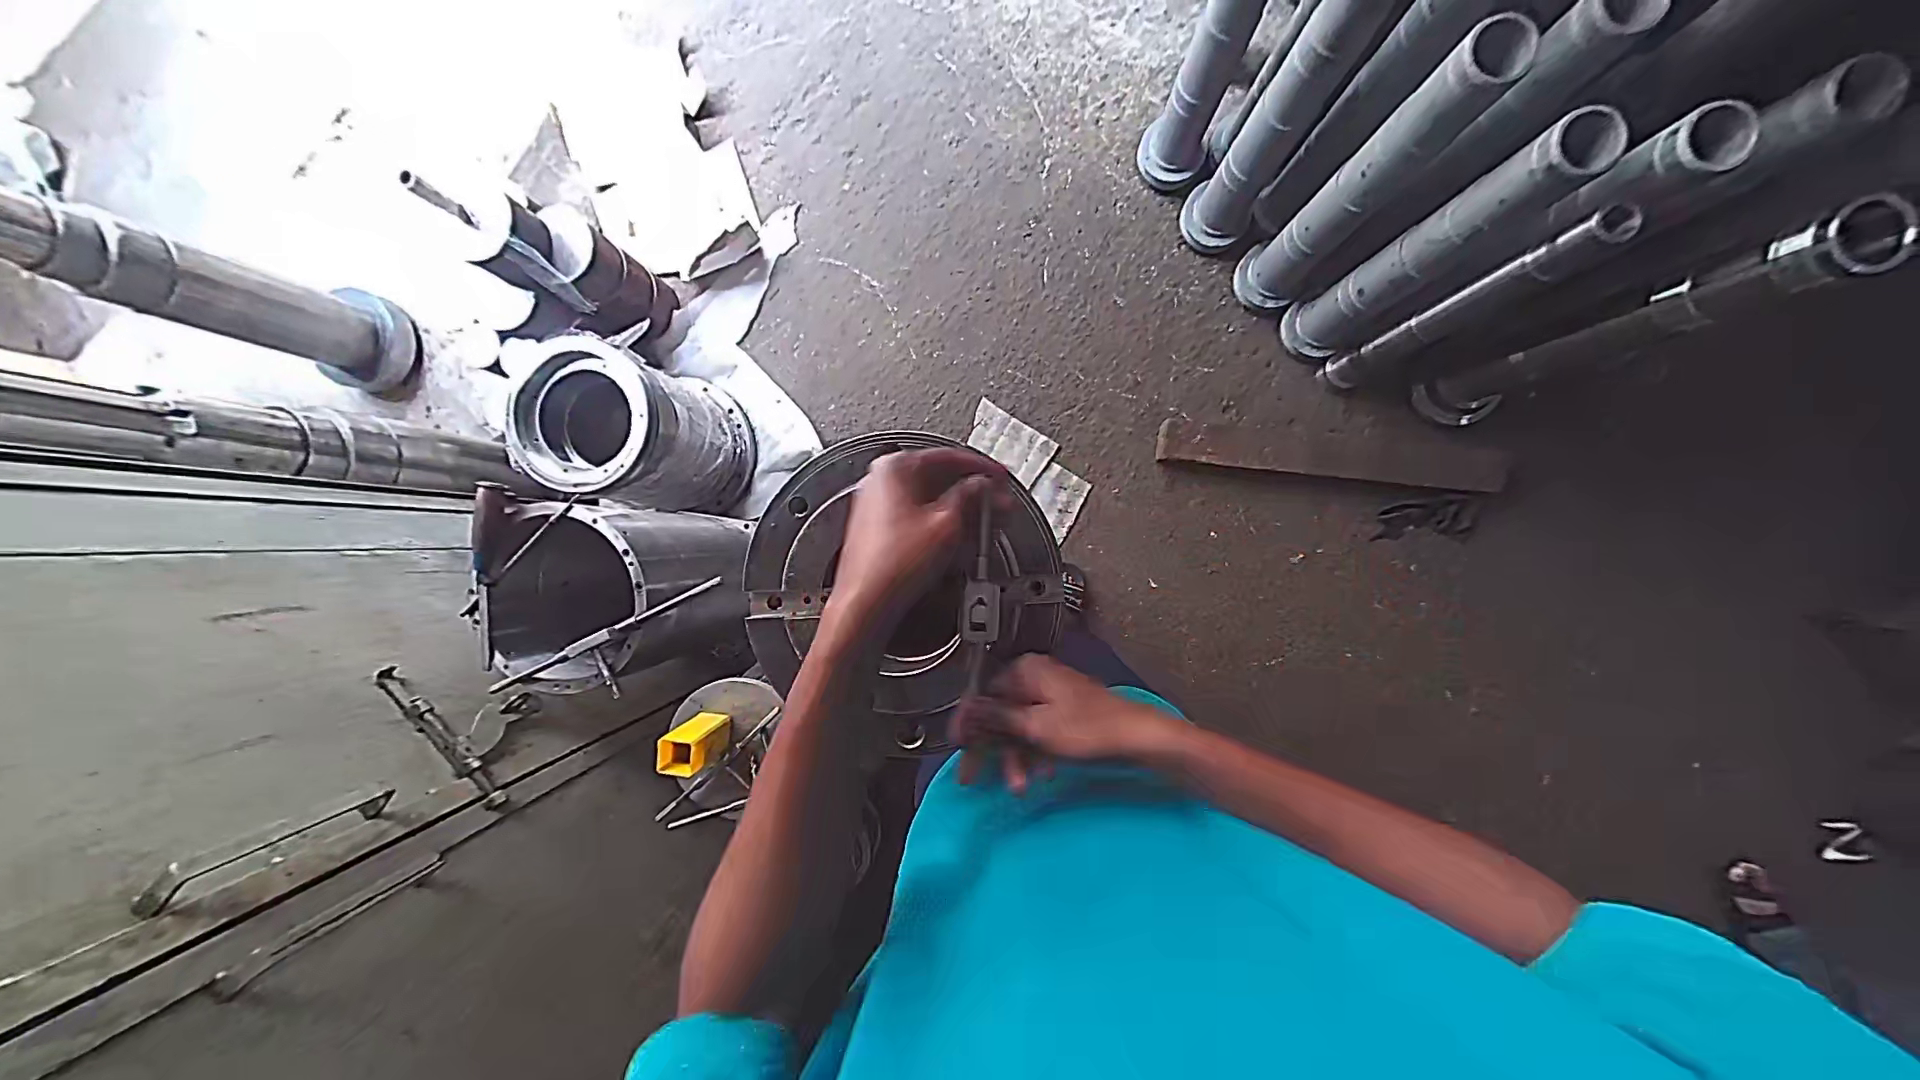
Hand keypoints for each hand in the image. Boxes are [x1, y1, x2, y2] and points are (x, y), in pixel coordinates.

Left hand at [826, 447, 1011, 635]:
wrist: (866, 601)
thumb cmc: (893, 565)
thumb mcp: (947, 524)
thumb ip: (970, 496)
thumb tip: (982, 486)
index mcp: (894, 468)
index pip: (948, 456)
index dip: (981, 467)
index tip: (999, 477)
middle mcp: (881, 481)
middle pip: (939, 478)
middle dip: (973, 492)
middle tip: (997, 502)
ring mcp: (878, 505)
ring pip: (930, 499)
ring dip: (960, 509)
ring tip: (985, 522)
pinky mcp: (880, 528)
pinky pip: (919, 516)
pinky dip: (942, 523)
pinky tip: (961, 536)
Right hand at [951, 654, 1180, 792]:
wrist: (1138, 738)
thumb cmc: (1089, 728)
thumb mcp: (1036, 727)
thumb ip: (996, 718)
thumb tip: (964, 710)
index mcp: (1026, 671)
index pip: (982, 694)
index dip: (968, 723)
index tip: (958, 748)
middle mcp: (1034, 678)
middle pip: (998, 713)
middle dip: (991, 748)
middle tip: (973, 777)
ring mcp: (1049, 696)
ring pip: (1016, 727)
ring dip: (1014, 757)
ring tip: (1019, 785)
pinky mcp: (1062, 714)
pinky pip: (1035, 733)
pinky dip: (1032, 754)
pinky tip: (1040, 774)